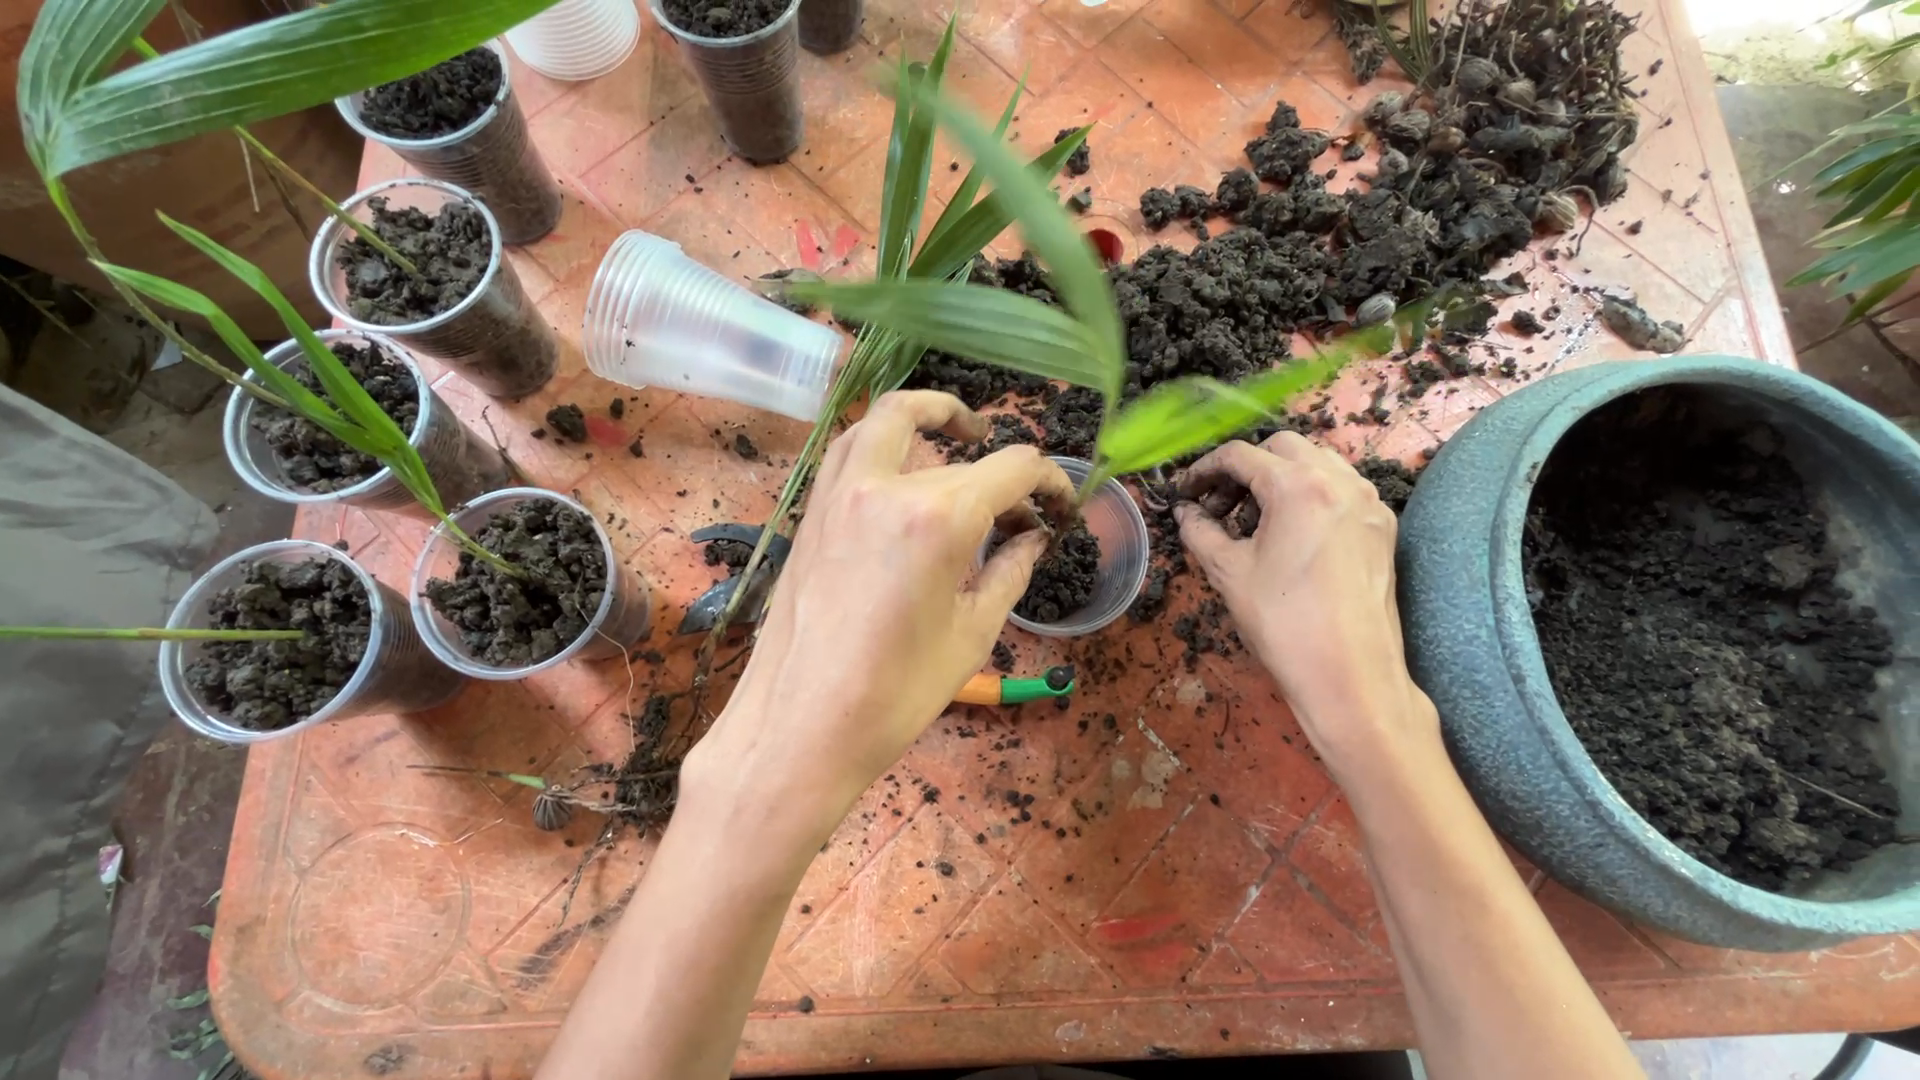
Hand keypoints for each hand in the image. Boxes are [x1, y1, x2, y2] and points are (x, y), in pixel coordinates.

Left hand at [683, 391, 1072, 836]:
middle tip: (1020, 508)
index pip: (1013, 467)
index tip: (1061, 504)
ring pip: (891, 419)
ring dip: (932, 415)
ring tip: (961, 435)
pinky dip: (885, 438)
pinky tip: (903, 468)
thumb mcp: (972, 633)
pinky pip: (853, 447)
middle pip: (960, 454)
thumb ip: (1009, 572)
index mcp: (938, 518)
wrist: (802, 724)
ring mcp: (841, 491)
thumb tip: (1032, 539)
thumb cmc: (897, 692)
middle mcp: (887, 486)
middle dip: (1003, 474)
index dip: (1050, 479)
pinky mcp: (814, 509)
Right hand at [1175, 434, 1437, 773]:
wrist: (1350, 674)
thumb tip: (1186, 513)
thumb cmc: (1282, 621)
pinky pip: (1340, 489)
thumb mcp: (1228, 573)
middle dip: (1244, 468)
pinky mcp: (1382, 525)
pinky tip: (1291, 532)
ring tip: (1254, 519)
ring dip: (1279, 477)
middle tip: (1220, 504)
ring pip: (1317, 462)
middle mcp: (1339, 481)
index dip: (1204, 470)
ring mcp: (1368, 501)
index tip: (1185, 493)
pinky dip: (1310, 494)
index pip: (1240, 455)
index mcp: (1297, 486)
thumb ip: (1201, 532)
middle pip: (1282, 447)